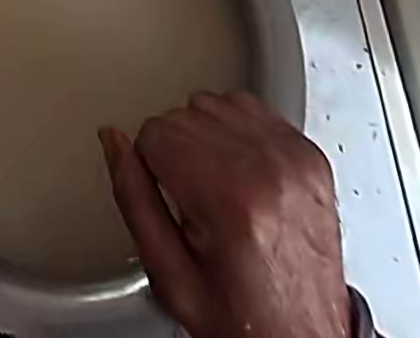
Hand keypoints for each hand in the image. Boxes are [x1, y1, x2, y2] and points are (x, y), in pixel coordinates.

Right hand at [100, 92, 347, 337]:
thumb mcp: (168, 273)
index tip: (168, 198)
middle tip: (191, 198)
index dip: (149, 166)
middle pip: (182, 114)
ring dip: (202, 133)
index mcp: (229, 200)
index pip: (155, 132)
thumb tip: (111, 138)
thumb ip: (131, 196)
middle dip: (174, 150)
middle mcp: (266, 170)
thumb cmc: (244, 318)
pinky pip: (248, 105)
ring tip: (213, 181)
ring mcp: (292, 157)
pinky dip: (233, 126)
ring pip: (211, 102)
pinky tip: (236, 163)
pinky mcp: (308, 152)